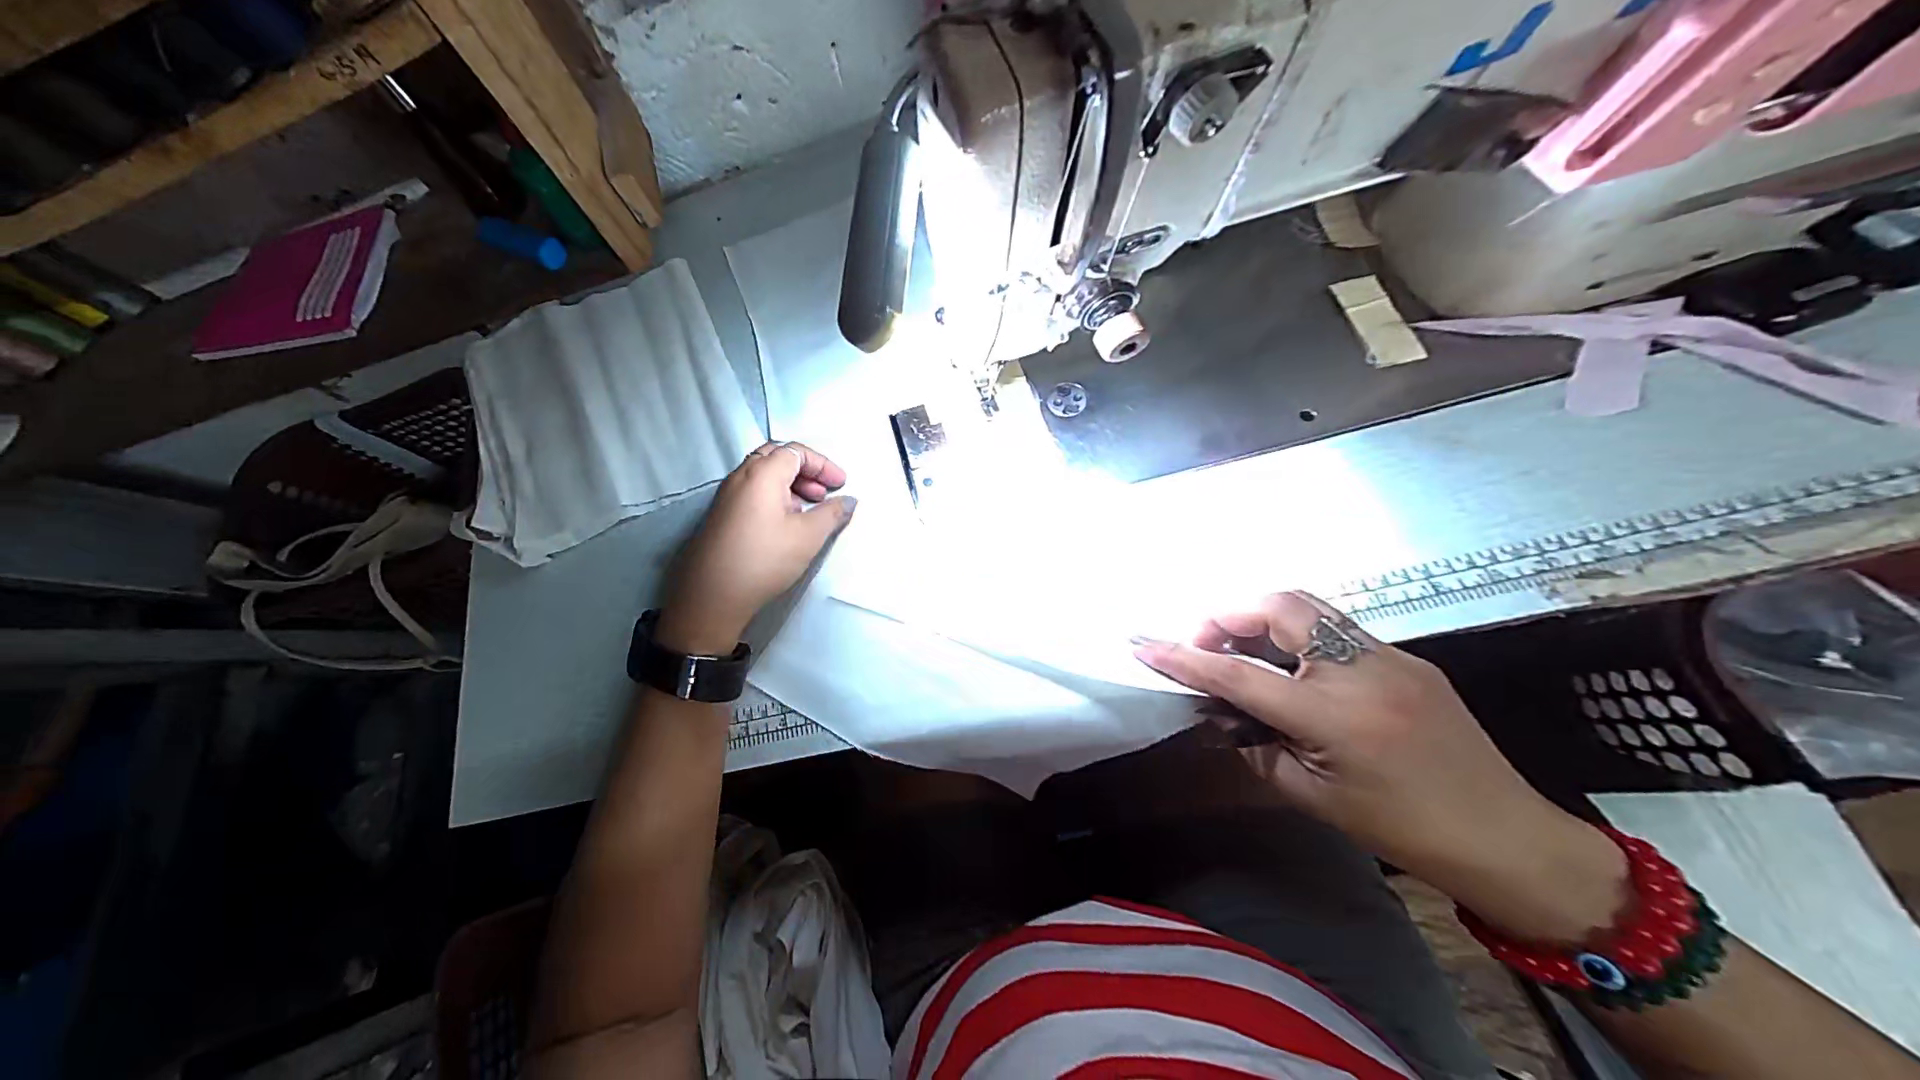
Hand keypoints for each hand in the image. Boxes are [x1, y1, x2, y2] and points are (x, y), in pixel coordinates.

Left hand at [655, 442, 855, 654]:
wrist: (714, 594)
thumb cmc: (764, 559)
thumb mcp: (808, 536)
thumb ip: (832, 513)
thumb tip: (849, 501)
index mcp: (762, 474)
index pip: (796, 452)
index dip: (823, 464)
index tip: (841, 484)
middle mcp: (740, 477)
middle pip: (776, 457)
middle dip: (805, 470)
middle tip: (824, 492)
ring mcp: (726, 495)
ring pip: (763, 475)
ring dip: (790, 484)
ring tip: (809, 508)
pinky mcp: (721, 514)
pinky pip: (752, 491)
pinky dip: (774, 495)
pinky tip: (786, 522)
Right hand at [1136, 591, 1628, 943]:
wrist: (1506, 837)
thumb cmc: (1403, 828)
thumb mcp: (1313, 797)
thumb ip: (1258, 749)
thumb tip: (1222, 717)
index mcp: (1333, 715)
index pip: (1238, 675)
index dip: (1185, 658)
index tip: (1145, 645)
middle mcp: (1361, 669)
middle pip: (1280, 606)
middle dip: (1229, 615)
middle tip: (1208, 646)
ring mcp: (1391, 656)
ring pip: (1311, 607)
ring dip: (1265, 618)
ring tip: (1244, 650)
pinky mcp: (1409, 658)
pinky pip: (1339, 629)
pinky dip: (1300, 635)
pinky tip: (1296, 670)